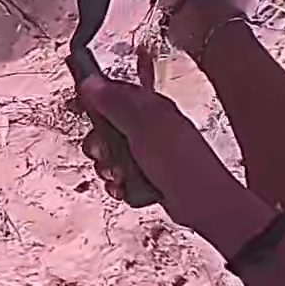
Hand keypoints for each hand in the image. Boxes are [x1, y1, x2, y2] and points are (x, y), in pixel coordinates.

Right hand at [76, 75, 273, 255]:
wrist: (202, 203)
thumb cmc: (181, 162)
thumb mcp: (142, 126)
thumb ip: (115, 103)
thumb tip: (91, 82)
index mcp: (151, 108)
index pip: (113, 94)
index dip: (95, 102)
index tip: (82, 110)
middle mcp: (149, 128)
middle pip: (106, 129)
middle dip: (99, 144)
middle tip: (104, 152)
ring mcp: (148, 153)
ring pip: (110, 155)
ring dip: (107, 167)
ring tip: (118, 175)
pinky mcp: (147, 176)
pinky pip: (120, 176)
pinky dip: (118, 184)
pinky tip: (124, 188)